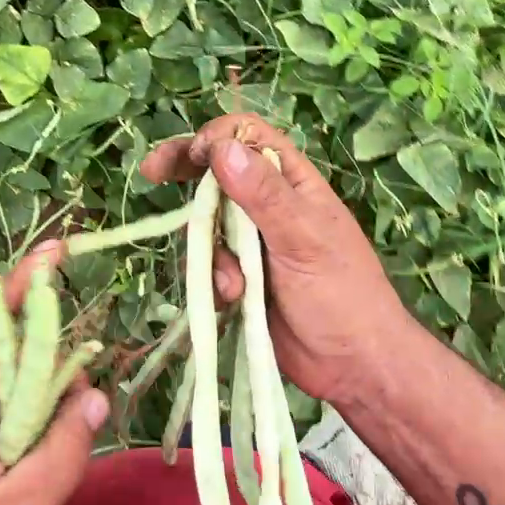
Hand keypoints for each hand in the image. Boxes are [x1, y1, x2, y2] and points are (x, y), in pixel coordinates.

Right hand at [141, 114, 412, 405]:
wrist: (353, 368)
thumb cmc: (343, 294)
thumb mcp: (304, 238)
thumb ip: (263, 194)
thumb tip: (220, 147)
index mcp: (292, 180)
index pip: (247, 135)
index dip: (216, 138)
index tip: (193, 157)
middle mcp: (268, 202)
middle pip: (216, 170)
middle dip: (184, 170)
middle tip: (152, 171)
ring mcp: (252, 239)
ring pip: (207, 221)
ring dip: (211, 250)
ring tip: (235, 284)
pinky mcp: (239, 275)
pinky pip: (208, 262)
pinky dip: (215, 280)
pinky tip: (234, 301)